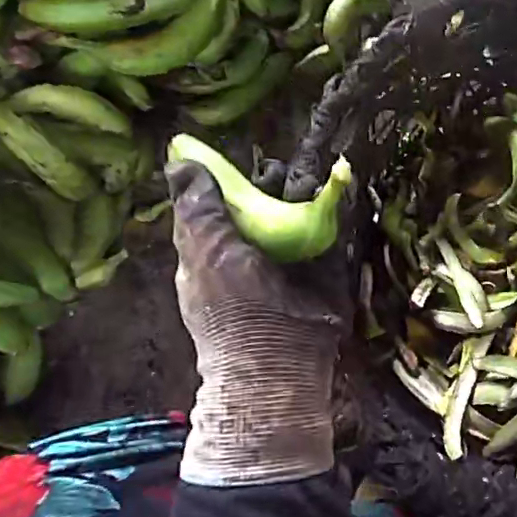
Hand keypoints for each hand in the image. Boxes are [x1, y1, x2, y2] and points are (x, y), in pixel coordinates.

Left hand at [168, 160, 350, 485]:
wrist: (279, 357)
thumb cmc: (230, 305)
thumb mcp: (203, 251)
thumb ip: (196, 205)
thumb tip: (177, 159)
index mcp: (217, 244)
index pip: (226, 199)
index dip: (235, 178)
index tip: (243, 163)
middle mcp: (255, 246)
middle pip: (267, 197)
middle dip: (274, 180)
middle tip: (279, 175)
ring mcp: (292, 253)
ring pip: (299, 206)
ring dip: (304, 188)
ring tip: (307, 179)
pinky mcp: (324, 260)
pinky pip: (331, 222)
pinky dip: (334, 201)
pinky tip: (338, 180)